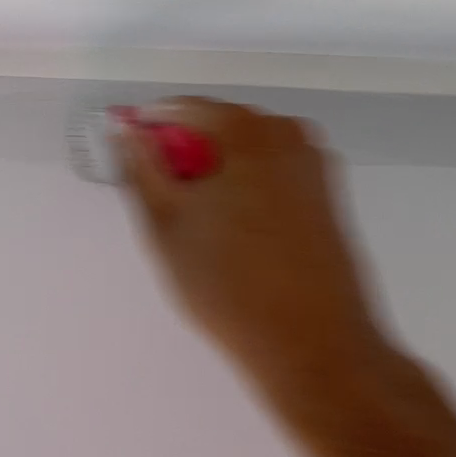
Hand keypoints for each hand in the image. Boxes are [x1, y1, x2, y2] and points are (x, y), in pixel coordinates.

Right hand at [115, 97, 390, 385]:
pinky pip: (274, 173)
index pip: (183, 108)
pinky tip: (240, 234)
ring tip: (203, 225)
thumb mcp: (165, 223)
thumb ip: (140, 165)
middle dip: (187, 154)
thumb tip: (124, 128)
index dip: (149, 129)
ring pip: (247, 151)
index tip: (131, 158)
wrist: (316, 348)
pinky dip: (249, 187)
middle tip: (165, 202)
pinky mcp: (330, 196)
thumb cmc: (229, 284)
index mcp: (247, 129)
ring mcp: (315, 163)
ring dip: (219, 172)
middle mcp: (288, 133)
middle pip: (219, 125)